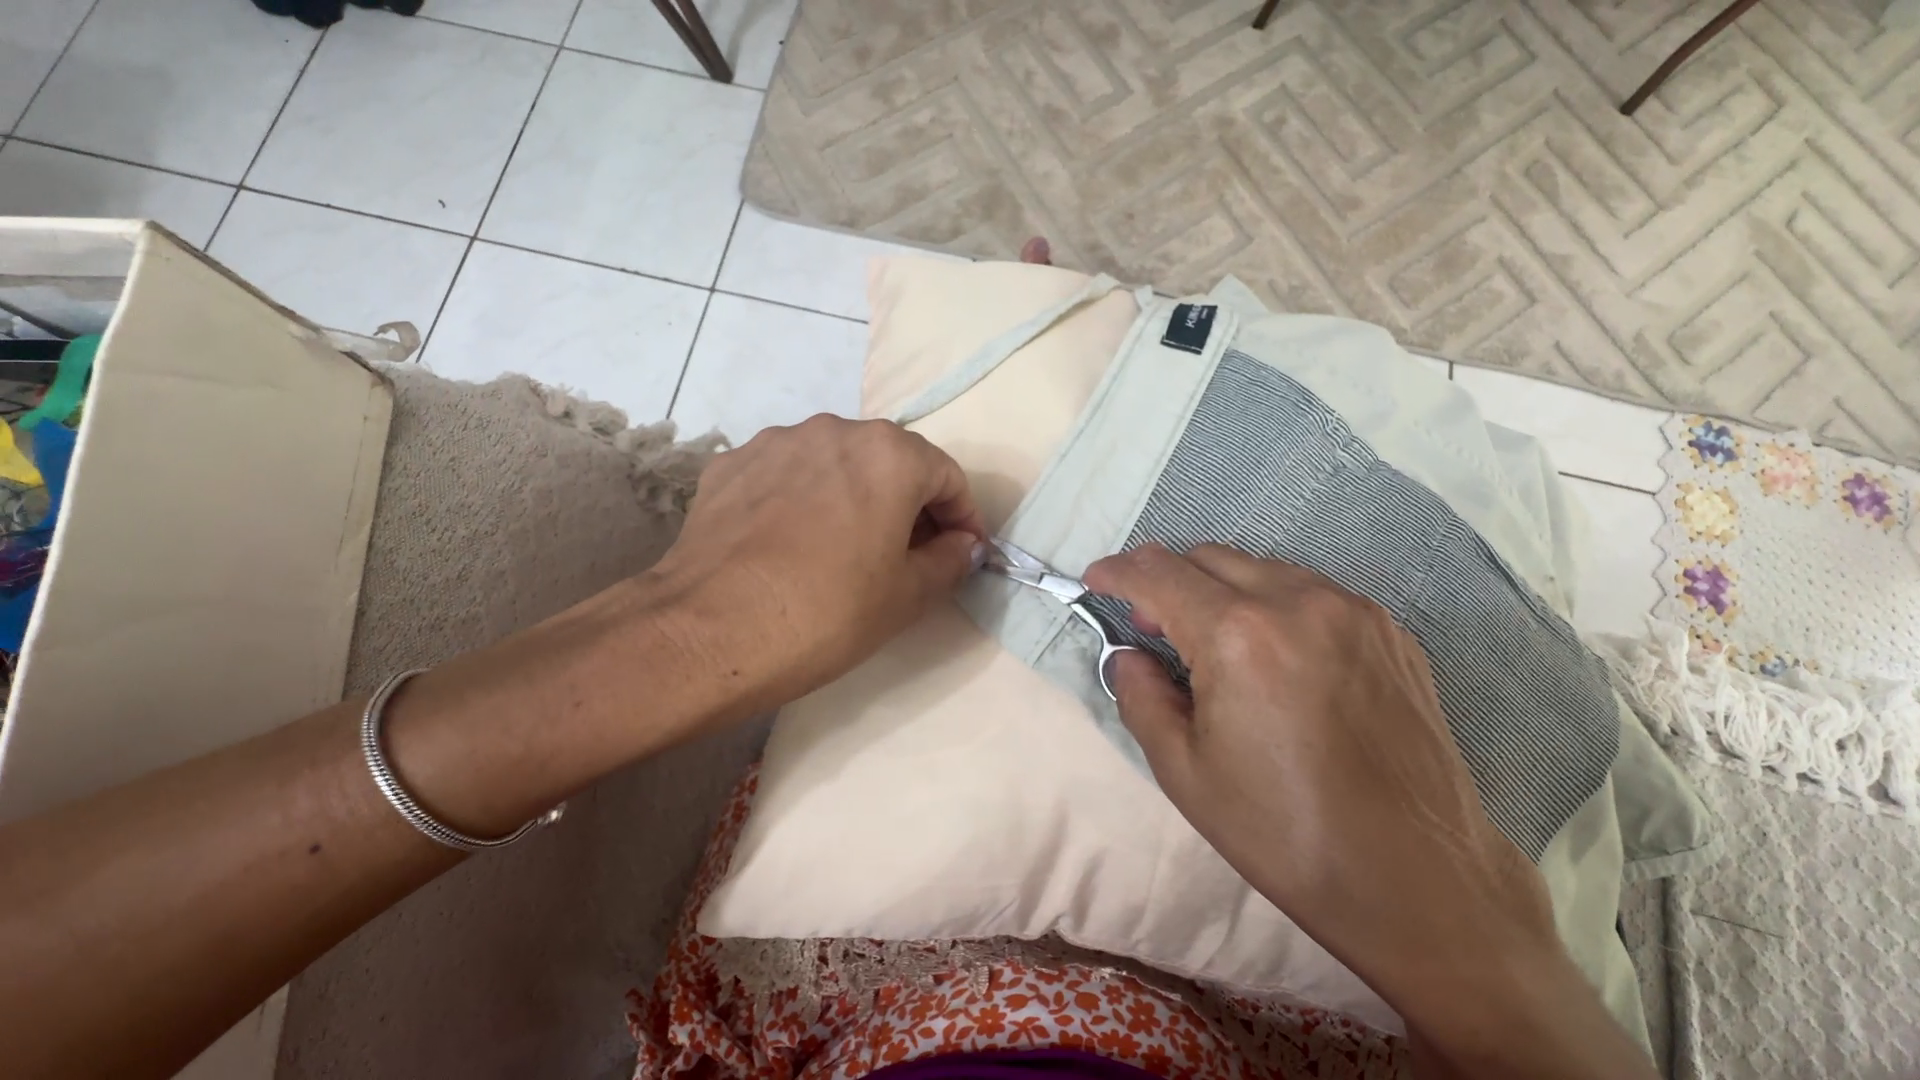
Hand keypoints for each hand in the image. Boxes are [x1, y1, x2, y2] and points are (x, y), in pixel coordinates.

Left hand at [642, 415, 984, 722]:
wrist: (709, 631)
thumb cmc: (828, 612)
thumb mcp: (908, 596)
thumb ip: (950, 560)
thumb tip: (963, 544)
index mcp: (889, 454)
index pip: (946, 475)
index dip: (962, 516)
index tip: (963, 552)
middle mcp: (834, 431)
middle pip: (889, 461)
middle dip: (908, 503)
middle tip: (909, 554)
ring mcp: (774, 444)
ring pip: (833, 464)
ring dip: (853, 496)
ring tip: (845, 548)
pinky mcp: (729, 465)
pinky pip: (784, 476)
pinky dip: (801, 500)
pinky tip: (791, 543)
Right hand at [1084, 544, 1653, 1077]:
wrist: (1417, 877)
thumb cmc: (1284, 833)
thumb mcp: (1185, 773)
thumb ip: (1141, 696)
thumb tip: (1128, 655)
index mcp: (1239, 634)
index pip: (1158, 573)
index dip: (1117, 571)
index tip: (1095, 581)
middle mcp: (1299, 601)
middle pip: (1209, 557)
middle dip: (1168, 580)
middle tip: (1152, 627)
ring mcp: (1354, 611)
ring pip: (1264, 569)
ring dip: (1223, 590)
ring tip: (1214, 645)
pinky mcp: (1392, 632)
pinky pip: (1314, 594)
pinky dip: (1276, 607)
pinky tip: (1276, 660)